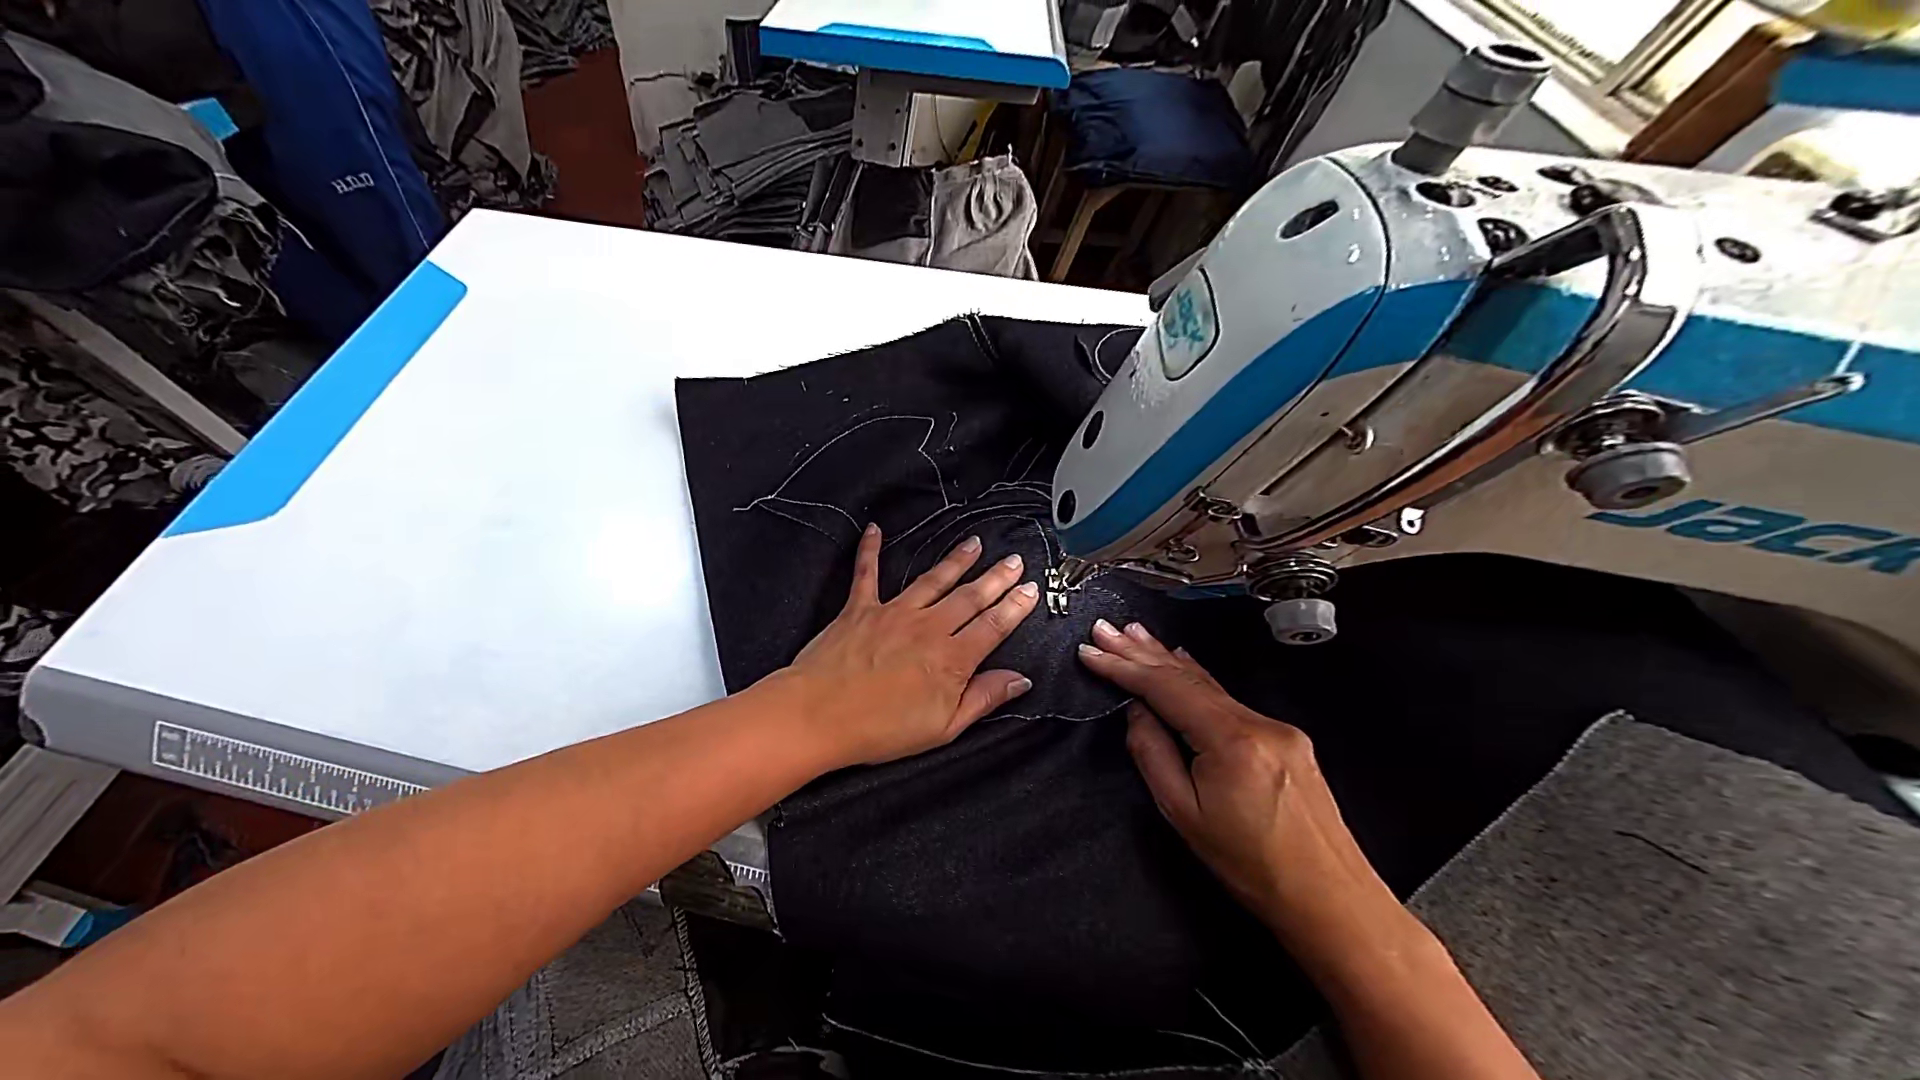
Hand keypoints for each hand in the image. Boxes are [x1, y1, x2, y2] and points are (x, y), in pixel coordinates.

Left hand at [779, 523, 1039, 766]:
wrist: (818, 716)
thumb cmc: (879, 729)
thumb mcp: (943, 727)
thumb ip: (983, 698)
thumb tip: (1019, 680)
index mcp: (951, 659)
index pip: (994, 625)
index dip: (1016, 606)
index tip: (1030, 589)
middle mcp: (927, 628)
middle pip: (970, 597)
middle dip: (996, 577)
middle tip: (1013, 560)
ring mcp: (893, 613)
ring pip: (933, 580)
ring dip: (956, 560)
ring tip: (974, 544)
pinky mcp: (860, 609)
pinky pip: (867, 573)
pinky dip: (870, 550)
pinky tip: (875, 530)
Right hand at [1077, 620, 1407, 958]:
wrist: (1330, 901)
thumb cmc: (1254, 866)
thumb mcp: (1183, 814)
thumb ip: (1152, 753)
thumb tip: (1137, 712)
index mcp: (1232, 741)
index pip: (1166, 688)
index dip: (1124, 667)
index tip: (1093, 652)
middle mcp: (1259, 723)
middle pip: (1187, 676)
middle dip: (1141, 651)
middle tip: (1107, 630)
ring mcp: (1277, 727)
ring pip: (1209, 684)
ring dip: (1167, 659)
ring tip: (1135, 636)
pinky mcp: (1287, 737)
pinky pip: (1229, 698)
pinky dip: (1197, 679)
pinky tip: (1181, 661)